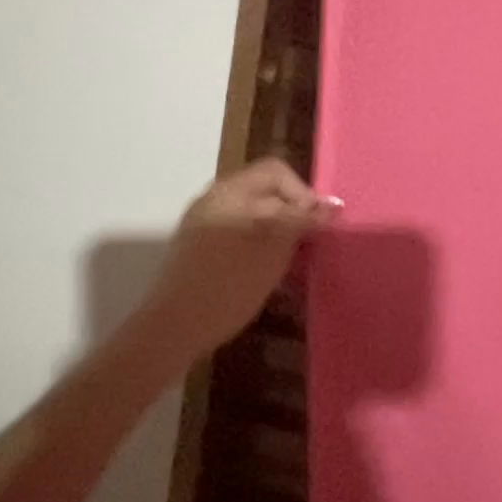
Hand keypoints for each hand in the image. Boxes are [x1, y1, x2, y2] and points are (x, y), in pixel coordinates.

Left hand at [149, 157, 339, 355]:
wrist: (171, 329)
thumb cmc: (226, 288)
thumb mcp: (271, 252)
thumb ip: (300, 222)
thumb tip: (330, 205)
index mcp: (230, 192)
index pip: (277, 172)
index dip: (304, 193)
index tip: (319, 226)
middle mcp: (214, 199)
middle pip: (263, 188)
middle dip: (291, 210)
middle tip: (309, 241)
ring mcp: (202, 221)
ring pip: (251, 210)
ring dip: (276, 226)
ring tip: (292, 256)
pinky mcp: (198, 245)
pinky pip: (237, 227)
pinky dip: (257, 239)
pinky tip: (266, 267)